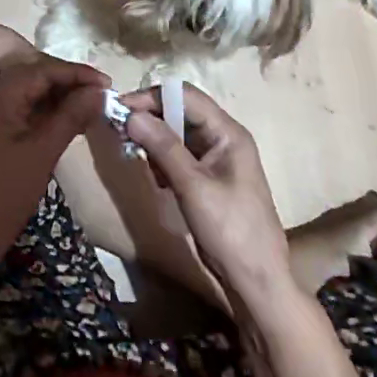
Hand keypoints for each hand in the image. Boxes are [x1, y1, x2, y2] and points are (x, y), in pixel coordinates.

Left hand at [0, 56, 109, 259]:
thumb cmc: (11, 190)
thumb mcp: (45, 150)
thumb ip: (71, 116)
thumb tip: (99, 91)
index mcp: (0, 98)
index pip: (42, 70)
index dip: (75, 72)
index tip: (106, 83)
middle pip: (36, 74)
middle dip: (69, 79)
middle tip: (101, 91)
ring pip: (33, 89)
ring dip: (62, 93)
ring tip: (92, 102)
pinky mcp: (0, 128)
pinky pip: (28, 106)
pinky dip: (51, 107)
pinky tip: (73, 117)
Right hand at [122, 85, 296, 307]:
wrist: (256, 281)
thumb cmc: (230, 230)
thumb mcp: (193, 186)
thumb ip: (163, 147)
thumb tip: (131, 115)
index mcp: (228, 133)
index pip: (185, 96)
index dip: (151, 97)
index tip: (120, 108)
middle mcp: (223, 138)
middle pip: (180, 111)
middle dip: (150, 119)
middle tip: (121, 133)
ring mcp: (216, 159)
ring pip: (177, 134)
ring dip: (155, 141)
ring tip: (140, 160)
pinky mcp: (208, 178)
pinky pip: (179, 156)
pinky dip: (163, 161)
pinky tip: (157, 180)